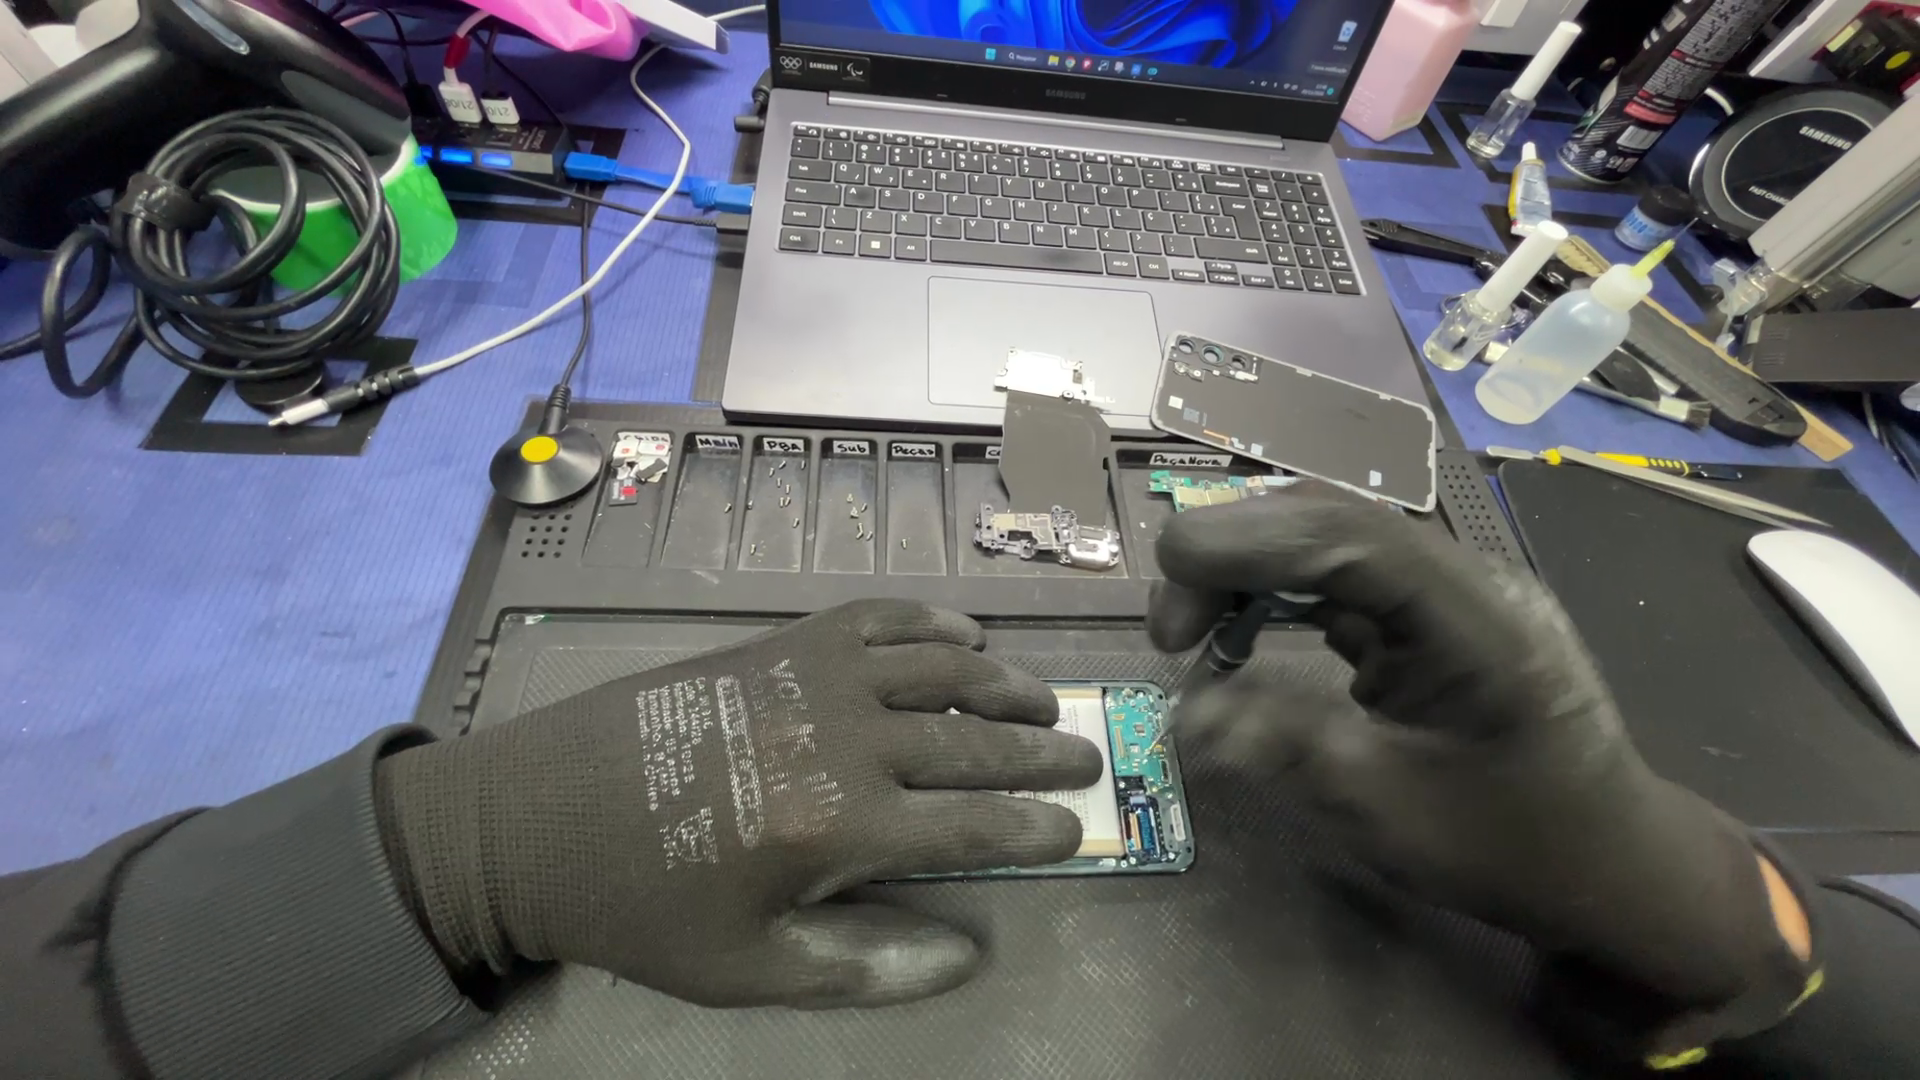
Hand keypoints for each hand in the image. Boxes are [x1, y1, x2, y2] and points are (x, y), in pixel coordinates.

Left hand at [374, 599, 1101, 1007]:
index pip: (974, 823)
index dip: (1036, 826)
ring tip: (1042, 698)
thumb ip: (867, 966)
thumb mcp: (749, 972)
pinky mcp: (790, 638)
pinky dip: (935, 622)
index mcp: (840, 825)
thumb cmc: (650, 901)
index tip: (1077, 826)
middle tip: (1086, 753)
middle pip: (974, 737)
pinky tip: (966, 634)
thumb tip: (970, 952)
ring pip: (944, 665)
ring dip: (1004, 682)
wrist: (547, 809)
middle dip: (1041, 749)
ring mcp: (819, 673)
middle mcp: (846, 736)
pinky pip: (884, 618)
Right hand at [1149, 488, 1800, 1016]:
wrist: (1612, 864)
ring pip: (1313, 535)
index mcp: (1474, 617)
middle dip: (1225, 559)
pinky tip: (1234, 633)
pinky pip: (1324, 571)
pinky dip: (1263, 592)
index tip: (1167, 615)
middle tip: (1169, 635)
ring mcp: (1438, 585)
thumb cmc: (1514, 846)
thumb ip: (1284, 746)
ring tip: (1189, 633)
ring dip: (1237, 570)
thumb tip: (1184, 713)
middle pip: (1318, 518)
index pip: (1343, 536)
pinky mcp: (1416, 604)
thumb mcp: (1392, 813)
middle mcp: (1458, 576)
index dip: (1239, 547)